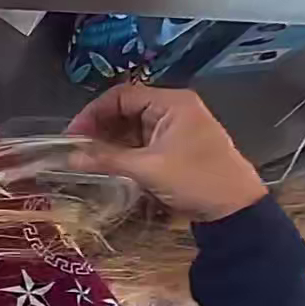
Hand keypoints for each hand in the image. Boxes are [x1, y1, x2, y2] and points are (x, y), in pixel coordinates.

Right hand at [66, 85, 266, 221]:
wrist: (234, 209)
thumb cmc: (195, 180)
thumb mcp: (147, 169)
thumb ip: (107, 160)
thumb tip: (70, 157)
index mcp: (171, 103)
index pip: (121, 96)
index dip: (93, 113)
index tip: (73, 135)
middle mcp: (173, 109)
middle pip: (125, 110)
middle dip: (99, 128)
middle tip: (77, 149)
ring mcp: (175, 129)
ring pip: (132, 128)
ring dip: (110, 142)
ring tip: (88, 159)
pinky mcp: (174, 148)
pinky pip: (141, 143)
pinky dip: (123, 152)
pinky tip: (108, 164)